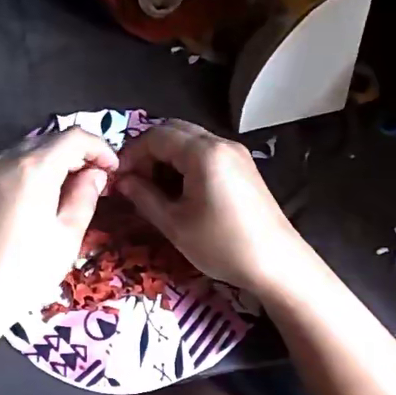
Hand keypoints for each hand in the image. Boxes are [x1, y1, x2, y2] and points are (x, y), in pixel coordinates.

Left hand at [0, 127, 117, 333]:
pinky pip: (14, 163)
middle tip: (98, 181)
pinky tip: (46, 196)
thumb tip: (95, 174)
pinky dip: (36, 169)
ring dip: (57, 160)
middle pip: (51, 138)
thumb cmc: (25, 271)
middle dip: (79, 153)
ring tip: (74, 189)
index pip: (74, 137)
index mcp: (33, 168)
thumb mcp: (67, 236)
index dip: (100, 147)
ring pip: (32, 149)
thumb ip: (85, 197)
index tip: (115, 170)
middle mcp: (7, 159)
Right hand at [115, 120, 316, 297]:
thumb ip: (145, 197)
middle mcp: (222, 143)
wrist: (277, 263)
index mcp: (204, 152)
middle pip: (174, 130)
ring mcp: (237, 154)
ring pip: (191, 141)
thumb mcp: (175, 224)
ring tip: (154, 190)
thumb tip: (123, 181)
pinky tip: (180, 192)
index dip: (132, 153)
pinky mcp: (244, 167)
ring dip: (168, 157)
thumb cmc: (222, 245)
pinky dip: (187, 164)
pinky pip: (207, 153)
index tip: (118, 179)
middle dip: (149, 152)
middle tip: (135, 182)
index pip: (156, 135)